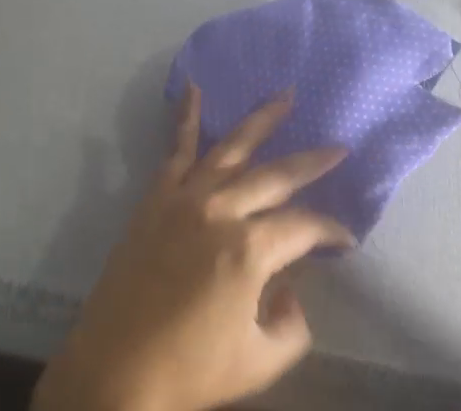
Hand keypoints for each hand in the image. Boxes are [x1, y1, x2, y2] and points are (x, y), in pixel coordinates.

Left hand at [33, 86, 353, 410]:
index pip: (305, 226)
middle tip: (338, 146)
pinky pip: (175, 150)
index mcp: (250, 249)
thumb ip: (293, 324)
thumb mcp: (261, 361)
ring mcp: (184, 199)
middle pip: (276, 175)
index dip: (332, 232)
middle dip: (312, 161)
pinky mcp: (154, 200)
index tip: (346, 240)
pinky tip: (194, 89)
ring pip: (231, 148)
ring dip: (261, 120)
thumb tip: (289, 289)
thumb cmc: (190, 370)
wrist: (114, 371)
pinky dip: (185, 117)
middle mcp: (220, 210)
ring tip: (284, 95)